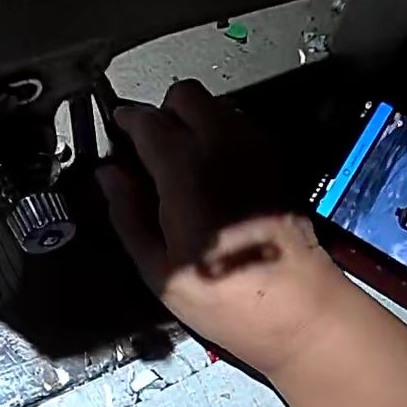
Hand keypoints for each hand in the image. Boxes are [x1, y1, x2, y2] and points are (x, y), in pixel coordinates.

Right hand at [96, 80, 348, 374]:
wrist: (299, 311)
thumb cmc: (220, 298)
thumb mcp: (156, 268)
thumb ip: (127, 213)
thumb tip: (108, 175)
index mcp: (186, 171)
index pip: (148, 122)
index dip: (124, 121)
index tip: (112, 131)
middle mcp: (224, 146)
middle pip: (185, 95)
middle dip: (160, 113)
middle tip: (144, 150)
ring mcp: (256, 150)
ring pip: (215, 106)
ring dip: (189, 121)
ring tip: (173, 163)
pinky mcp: (276, 163)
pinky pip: (239, 126)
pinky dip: (216, 134)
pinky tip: (206, 173)